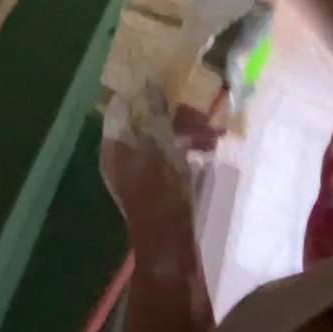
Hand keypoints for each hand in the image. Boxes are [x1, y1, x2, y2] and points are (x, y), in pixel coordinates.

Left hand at [100, 86, 218, 229]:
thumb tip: (150, 83)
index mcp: (116, 145)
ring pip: (164, 137)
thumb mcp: (159, 147)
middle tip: (205, 118)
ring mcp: (141, 171)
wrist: (170, 249)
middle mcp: (124, 155)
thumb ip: (155, 113)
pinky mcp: (159, 183)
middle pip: (149, 120)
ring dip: (190, 131)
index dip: (145, 91)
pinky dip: (189, 148)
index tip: (171, 82)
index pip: (124, 105)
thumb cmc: (161, 193)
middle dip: (178, 115)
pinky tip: (209, 150)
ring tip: (216, 137)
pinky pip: (172, 155)